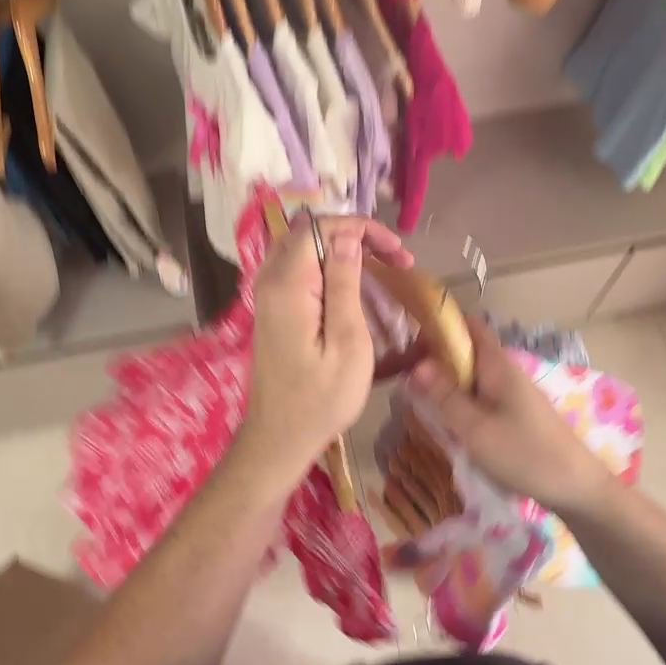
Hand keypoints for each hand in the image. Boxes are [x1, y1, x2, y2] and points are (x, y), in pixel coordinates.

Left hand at [239, 214, 412, 476]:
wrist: (280, 437)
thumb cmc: (320, 399)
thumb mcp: (347, 343)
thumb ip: (345, 285)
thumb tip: (346, 237)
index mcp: (288, 284)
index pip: (320, 227)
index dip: (361, 229)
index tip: (397, 252)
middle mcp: (271, 280)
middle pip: (311, 232)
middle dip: (355, 235)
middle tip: (395, 258)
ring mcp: (268, 295)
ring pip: (304, 248)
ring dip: (343, 249)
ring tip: (382, 267)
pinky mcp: (273, 309)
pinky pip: (300, 269)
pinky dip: (329, 267)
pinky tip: (356, 285)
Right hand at [405, 319, 613, 511]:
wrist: (577, 488)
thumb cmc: (524, 455)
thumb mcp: (476, 429)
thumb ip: (446, 396)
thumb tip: (417, 364)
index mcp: (498, 366)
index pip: (468, 326)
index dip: (439, 326)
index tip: (409, 344)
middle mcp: (506, 372)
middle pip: (466, 352)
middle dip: (435, 359)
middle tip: (404, 379)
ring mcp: (513, 394)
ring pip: (472, 377)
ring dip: (446, 384)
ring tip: (418, 400)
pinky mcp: (516, 415)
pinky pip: (481, 397)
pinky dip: (461, 402)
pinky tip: (448, 422)